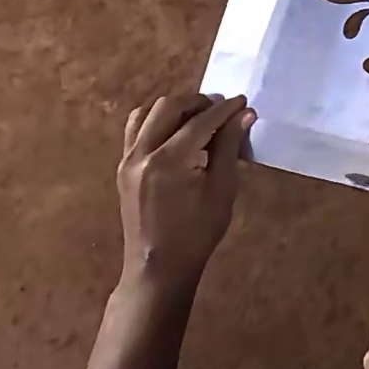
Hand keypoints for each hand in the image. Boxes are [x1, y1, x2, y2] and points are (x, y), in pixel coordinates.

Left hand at [115, 92, 254, 289]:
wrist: (158, 267)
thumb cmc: (197, 233)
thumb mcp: (222, 190)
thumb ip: (230, 147)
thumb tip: (244, 115)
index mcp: (169, 161)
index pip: (201, 121)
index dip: (225, 109)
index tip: (243, 101)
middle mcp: (143, 153)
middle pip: (169, 107)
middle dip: (198, 103)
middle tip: (222, 110)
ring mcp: (128, 159)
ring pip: (148, 112)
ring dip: (176, 108)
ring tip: (199, 119)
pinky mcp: (123, 166)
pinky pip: (136, 128)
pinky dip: (156, 120)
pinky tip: (176, 132)